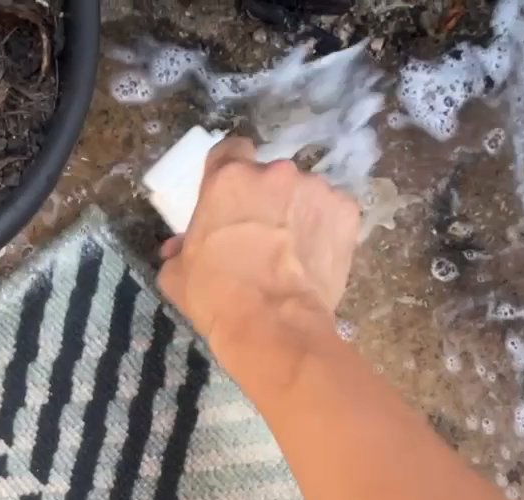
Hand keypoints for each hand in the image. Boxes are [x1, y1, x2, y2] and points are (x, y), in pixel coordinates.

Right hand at [157, 138, 361, 397]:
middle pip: (267, 177)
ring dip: (293, 215)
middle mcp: (275, 172)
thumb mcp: (176, 276)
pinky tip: (310, 261)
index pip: (228, 150)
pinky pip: (329, 215)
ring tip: (287, 255)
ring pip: (301, 195)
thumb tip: (179, 249)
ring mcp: (316, 189)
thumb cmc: (215, 297)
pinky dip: (321, 231)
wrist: (272, 324)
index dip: (226, 172)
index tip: (226, 196)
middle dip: (261, 200)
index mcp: (228, 179)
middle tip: (254, 238)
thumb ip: (179, 251)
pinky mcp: (347, 211)